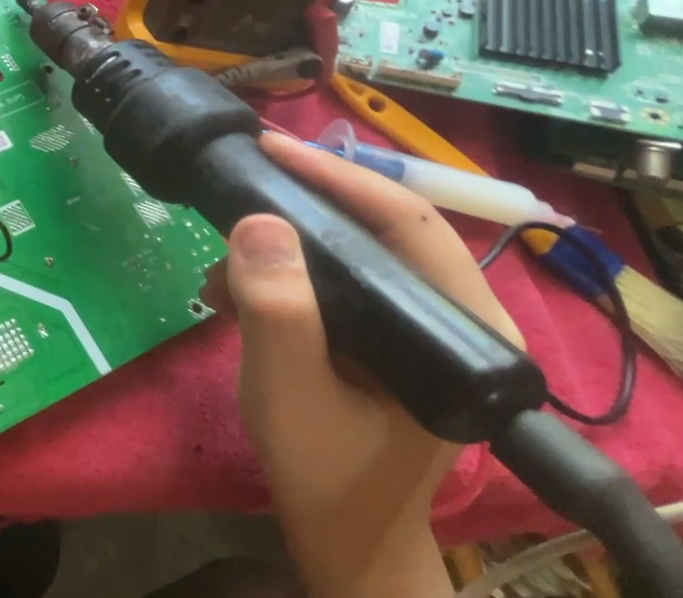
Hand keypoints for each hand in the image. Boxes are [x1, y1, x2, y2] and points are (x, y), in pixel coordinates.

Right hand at [202, 133, 523, 597]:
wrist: (337, 531)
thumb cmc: (325, 467)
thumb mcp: (290, 387)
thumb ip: (279, 309)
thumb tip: (256, 220)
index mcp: (462, 329)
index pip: (410, 224)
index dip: (340, 178)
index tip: (271, 149)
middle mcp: (453, 318)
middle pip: (381, 229)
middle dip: (303, 203)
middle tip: (241, 179)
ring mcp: (416, 328)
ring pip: (352, 252)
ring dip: (280, 246)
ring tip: (219, 266)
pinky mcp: (382, 338)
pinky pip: (333, 281)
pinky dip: (277, 275)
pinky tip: (231, 293)